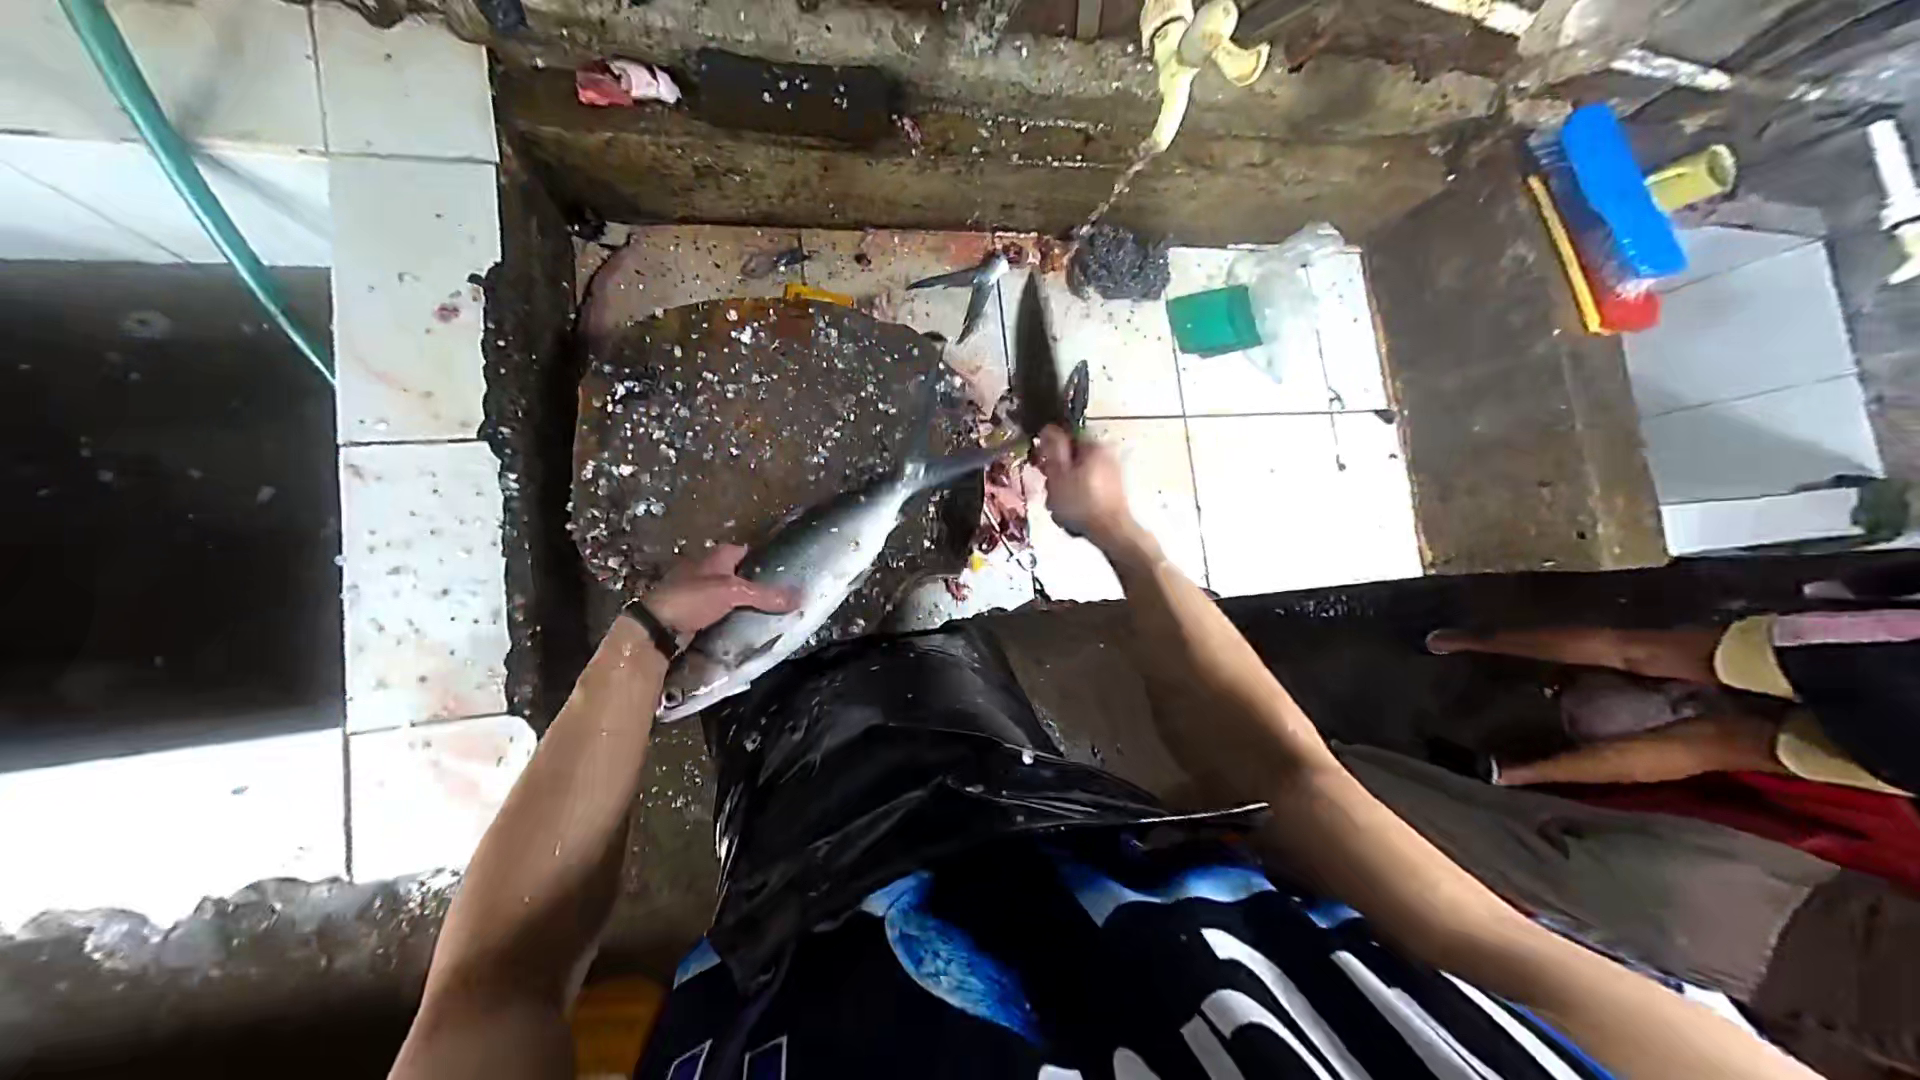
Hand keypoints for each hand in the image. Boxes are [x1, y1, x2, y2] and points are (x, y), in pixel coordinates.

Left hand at [639, 544, 798, 640]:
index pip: (745, 551)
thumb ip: (766, 595)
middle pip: (737, 573)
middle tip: (777, 596)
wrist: (655, 627)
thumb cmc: (692, 598)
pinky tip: (741, 625)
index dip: (762, 558)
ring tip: (765, 613)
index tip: (782, 570)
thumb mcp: (734, 593)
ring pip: (727, 593)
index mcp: (716, 556)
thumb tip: (801, 597)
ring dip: (741, 602)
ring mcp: (696, 591)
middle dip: (754, 582)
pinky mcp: (691, 611)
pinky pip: (718, 611)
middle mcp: (706, 569)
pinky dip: (729, 616)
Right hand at [1032, 425, 1135, 543]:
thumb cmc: (1082, 504)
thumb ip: (1052, 448)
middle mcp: (1107, 454)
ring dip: (1065, 488)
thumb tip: (1048, 428)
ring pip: (1078, 474)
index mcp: (1094, 445)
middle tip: (1051, 489)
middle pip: (1071, 457)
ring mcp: (1112, 473)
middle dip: (1057, 473)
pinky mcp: (1112, 491)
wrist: (1111, 532)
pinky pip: (1087, 488)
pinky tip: (1072, 512)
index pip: (1065, 435)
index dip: (1049, 450)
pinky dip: (1077, 498)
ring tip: (1061, 505)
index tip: (1042, 464)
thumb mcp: (1058, 474)